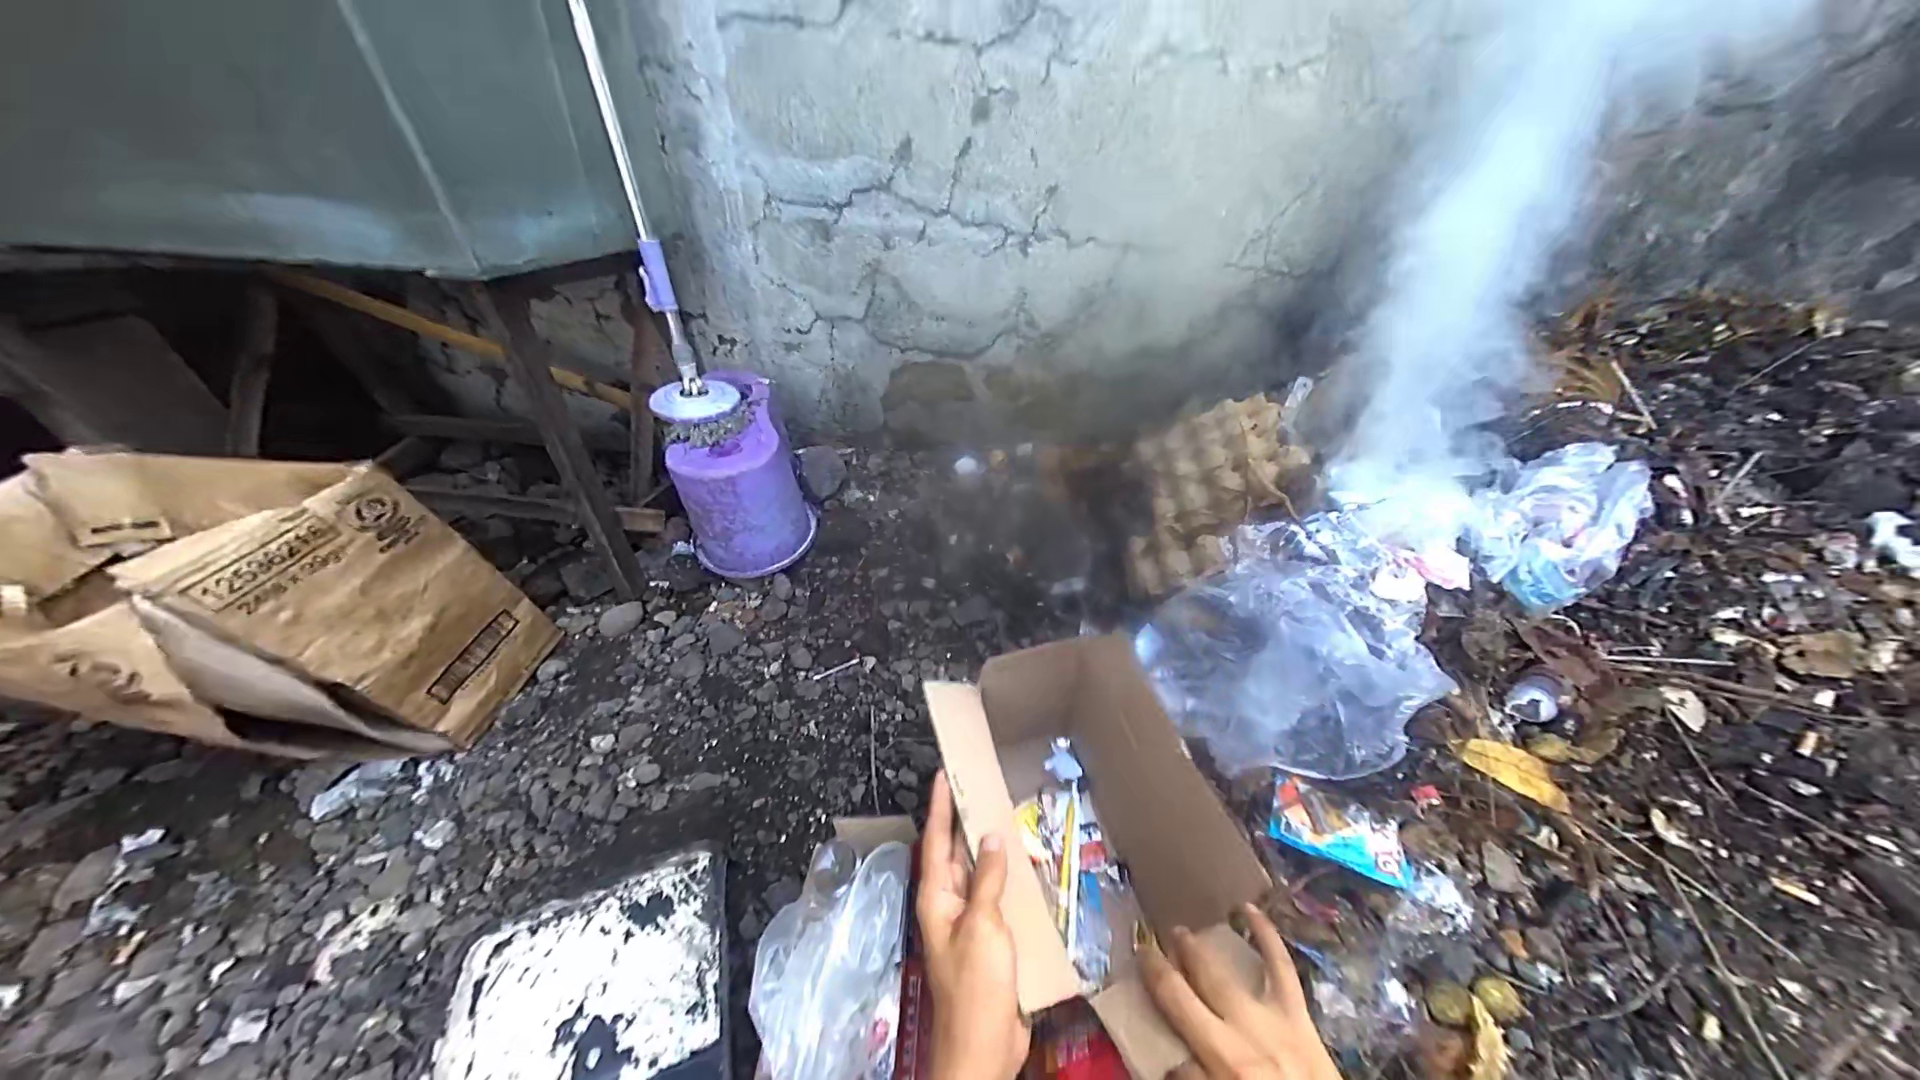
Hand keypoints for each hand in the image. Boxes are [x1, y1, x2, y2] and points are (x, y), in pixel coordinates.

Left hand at [918, 771, 1030, 1079]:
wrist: (984, 1046)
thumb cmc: (975, 985)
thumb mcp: (982, 925)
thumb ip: (987, 879)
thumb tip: (989, 836)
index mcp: (937, 895)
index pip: (937, 839)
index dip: (940, 805)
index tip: (944, 773)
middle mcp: (949, 901)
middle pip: (957, 851)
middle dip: (968, 819)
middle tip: (984, 786)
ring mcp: (969, 919)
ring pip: (979, 871)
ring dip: (991, 847)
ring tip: (1007, 814)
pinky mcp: (989, 935)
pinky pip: (996, 895)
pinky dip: (1007, 876)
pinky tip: (1025, 864)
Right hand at [1140, 905, 1339, 1079]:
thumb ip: (1196, 1079)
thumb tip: (1169, 1055)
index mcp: (1222, 1058)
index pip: (1172, 1007)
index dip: (1151, 977)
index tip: (1138, 958)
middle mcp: (1240, 1030)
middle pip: (1191, 985)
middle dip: (1168, 963)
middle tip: (1151, 946)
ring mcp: (1271, 1017)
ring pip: (1224, 971)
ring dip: (1198, 951)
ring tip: (1181, 932)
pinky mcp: (1298, 1015)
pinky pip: (1280, 967)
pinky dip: (1266, 935)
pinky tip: (1250, 910)